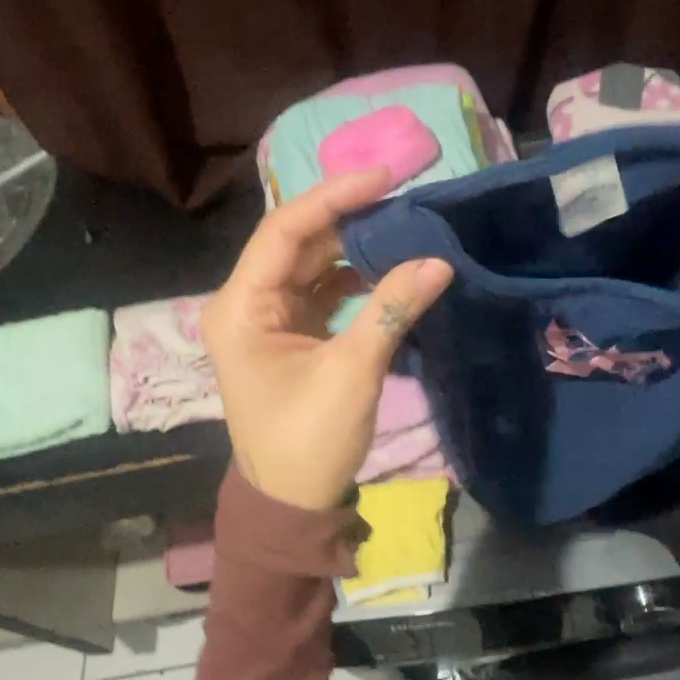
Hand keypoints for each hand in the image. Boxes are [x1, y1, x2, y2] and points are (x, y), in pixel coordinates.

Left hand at [203, 168, 452, 509]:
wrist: (293, 503)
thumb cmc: (308, 440)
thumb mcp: (352, 371)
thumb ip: (391, 309)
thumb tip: (438, 261)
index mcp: (241, 306)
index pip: (285, 230)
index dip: (334, 196)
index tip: (385, 177)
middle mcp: (247, 303)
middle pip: (299, 242)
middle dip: (350, 218)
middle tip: (405, 198)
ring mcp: (269, 320)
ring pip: (314, 265)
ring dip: (356, 246)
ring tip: (405, 227)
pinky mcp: (292, 337)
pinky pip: (324, 292)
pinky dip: (356, 278)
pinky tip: (391, 269)